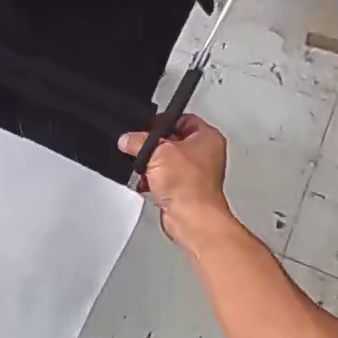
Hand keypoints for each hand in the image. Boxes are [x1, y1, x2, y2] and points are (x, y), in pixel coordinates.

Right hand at [118, 114, 233, 245]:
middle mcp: (206, 156)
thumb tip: (129, 139)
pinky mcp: (185, 192)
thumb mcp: (156, 152)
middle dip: (156, 148)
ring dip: (154, 168)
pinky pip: (166, 182)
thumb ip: (139, 142)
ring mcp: (196, 175)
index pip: (184, 120)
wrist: (191, 217)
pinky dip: (155, 183)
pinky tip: (149, 185)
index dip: (163, 122)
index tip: (148, 128)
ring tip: (147, 170)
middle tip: (145, 150)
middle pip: (174, 143)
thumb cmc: (189, 186)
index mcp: (208, 138)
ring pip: (168, 164)